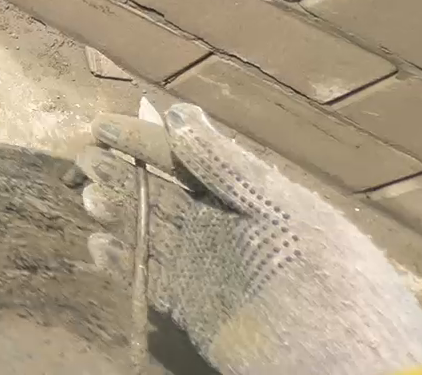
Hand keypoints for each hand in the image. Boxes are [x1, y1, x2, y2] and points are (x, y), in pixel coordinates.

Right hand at [77, 104, 421, 374]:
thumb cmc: (334, 289)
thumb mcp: (293, 218)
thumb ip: (232, 168)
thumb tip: (178, 114)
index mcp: (248, 202)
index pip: (184, 157)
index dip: (142, 138)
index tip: (101, 124)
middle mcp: (218, 228)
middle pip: (155, 189)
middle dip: (117, 170)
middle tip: (86, 159)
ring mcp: (202, 268)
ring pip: (143, 227)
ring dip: (114, 208)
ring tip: (92, 200)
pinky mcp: (190, 307)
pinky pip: (144, 275)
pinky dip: (118, 258)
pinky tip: (101, 244)